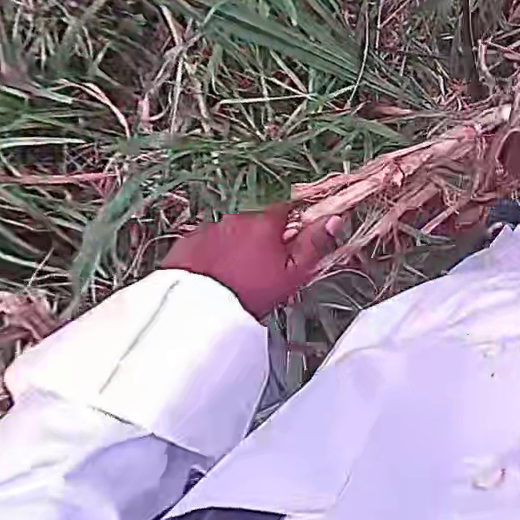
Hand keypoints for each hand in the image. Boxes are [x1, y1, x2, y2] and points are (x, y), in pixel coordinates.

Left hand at [160, 202, 341, 316]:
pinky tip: (215, 275)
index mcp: (265, 223)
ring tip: (238, 275)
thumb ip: (314, 244)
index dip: (292, 226)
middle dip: (262, 239)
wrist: (199, 310)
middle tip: (265, 267)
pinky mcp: (186, 243)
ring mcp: (208, 229)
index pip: (286, 210)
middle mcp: (236, 219)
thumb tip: (333, 219)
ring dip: (236, 247)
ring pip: (230, 233)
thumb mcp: (293, 273)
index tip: (291, 244)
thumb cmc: (251, 292)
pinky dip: (212, 254)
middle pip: (257, 223)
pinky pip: (206, 244)